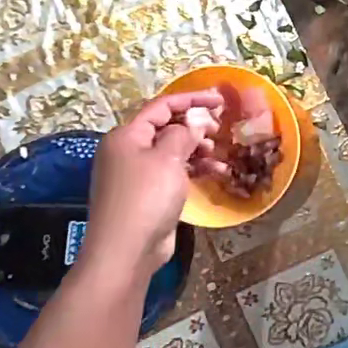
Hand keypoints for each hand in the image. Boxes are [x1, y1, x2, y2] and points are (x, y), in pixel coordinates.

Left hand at [84, 90, 226, 282]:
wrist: (127, 248)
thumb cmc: (146, 196)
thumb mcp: (168, 158)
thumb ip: (184, 133)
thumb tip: (194, 122)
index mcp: (126, 136)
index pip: (161, 106)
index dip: (192, 99)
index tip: (220, 100)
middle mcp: (128, 150)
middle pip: (166, 126)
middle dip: (196, 125)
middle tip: (221, 129)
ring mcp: (137, 172)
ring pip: (173, 148)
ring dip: (198, 148)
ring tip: (219, 154)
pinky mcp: (148, 191)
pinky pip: (174, 169)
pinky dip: (194, 167)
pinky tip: (215, 171)